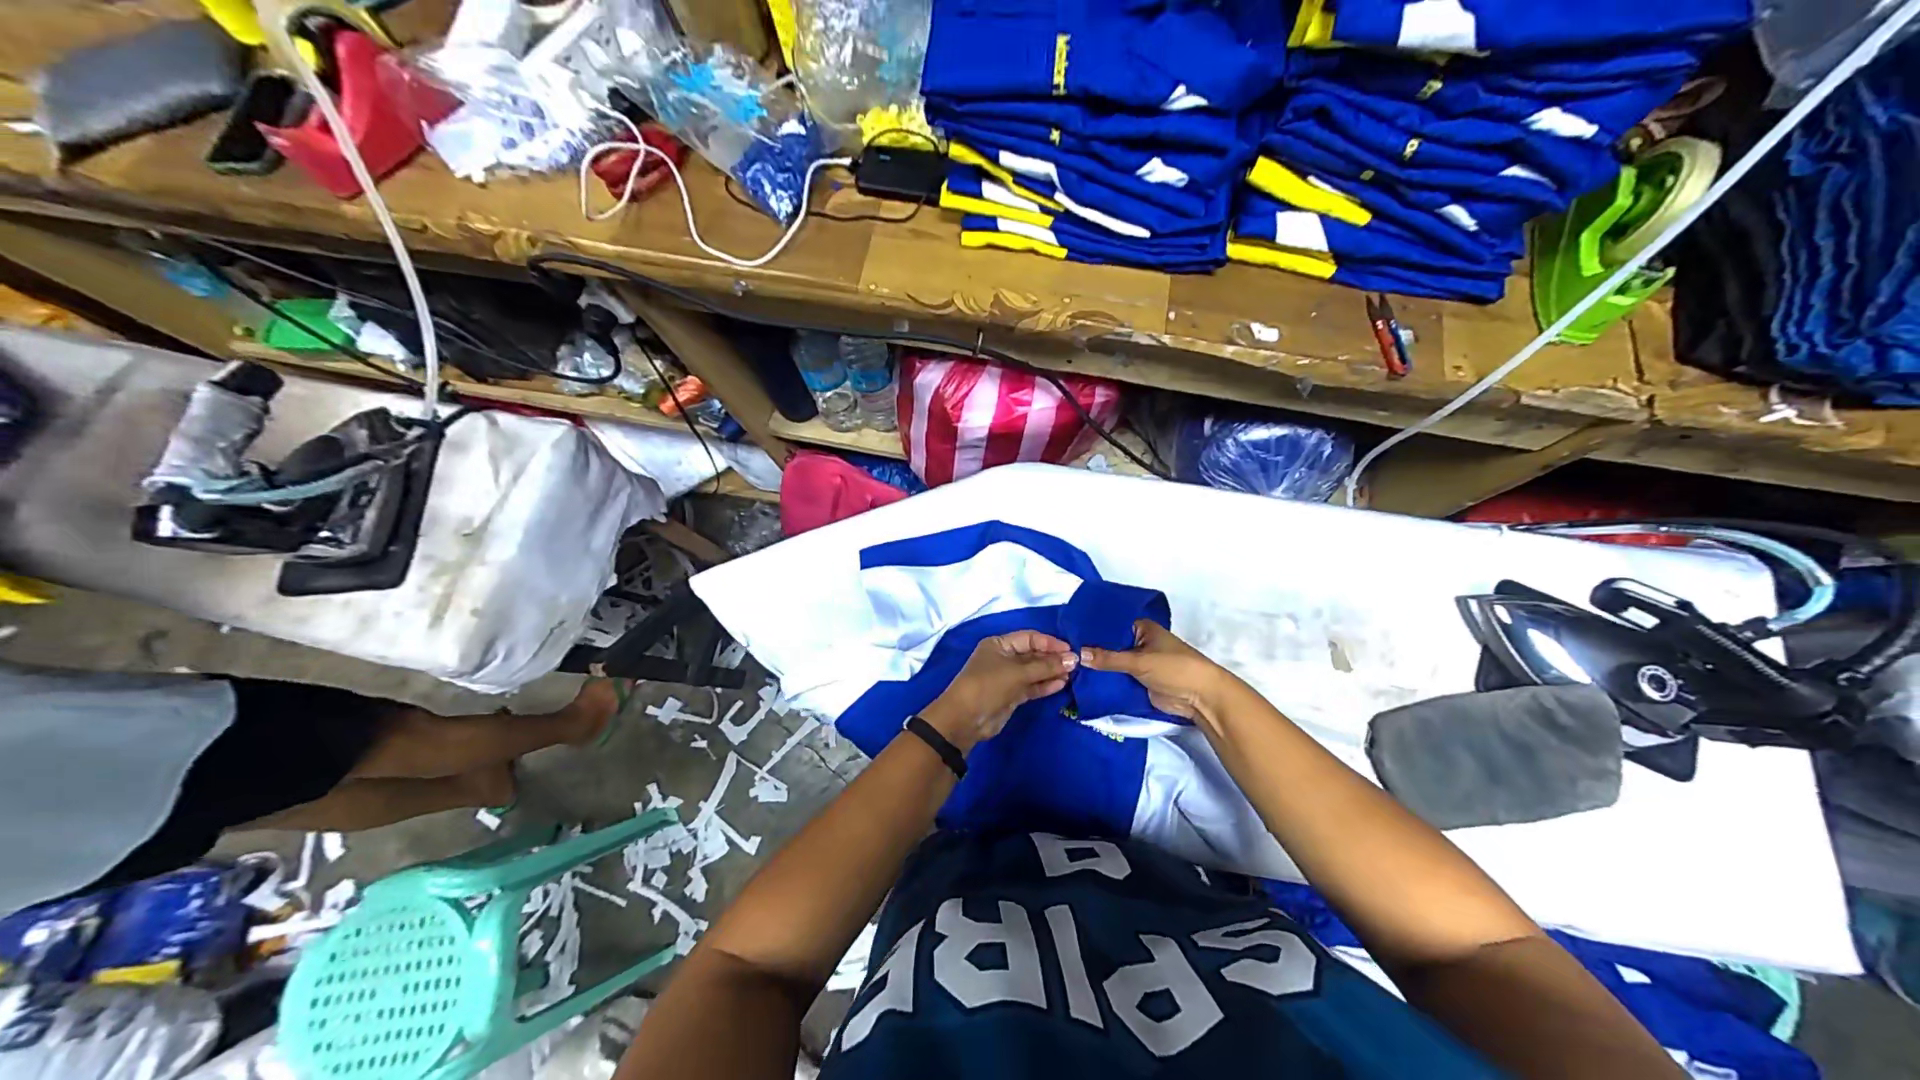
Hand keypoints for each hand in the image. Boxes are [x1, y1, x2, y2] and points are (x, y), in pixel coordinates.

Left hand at [920, 631, 1076, 750]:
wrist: (966, 719)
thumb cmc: (988, 685)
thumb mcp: (1017, 672)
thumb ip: (1045, 666)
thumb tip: (1073, 659)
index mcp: (999, 644)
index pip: (1029, 638)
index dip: (1050, 643)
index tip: (1070, 650)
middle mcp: (1003, 658)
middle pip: (1033, 654)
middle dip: (1053, 658)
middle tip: (1076, 664)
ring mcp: (1008, 677)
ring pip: (1034, 672)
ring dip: (1051, 672)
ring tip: (1072, 674)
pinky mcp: (1012, 695)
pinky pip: (1032, 686)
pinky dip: (1045, 685)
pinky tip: (1061, 684)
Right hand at [1078, 620, 1234, 720]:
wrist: (1200, 697)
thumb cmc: (1175, 668)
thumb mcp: (1139, 661)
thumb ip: (1109, 659)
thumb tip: (1079, 654)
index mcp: (1142, 628)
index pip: (1110, 626)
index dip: (1091, 630)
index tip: (1067, 634)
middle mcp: (1139, 642)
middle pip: (1110, 645)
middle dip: (1092, 651)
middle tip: (1063, 653)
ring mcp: (1139, 662)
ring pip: (1113, 663)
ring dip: (1098, 667)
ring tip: (1068, 667)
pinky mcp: (1139, 681)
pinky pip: (1118, 678)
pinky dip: (1105, 680)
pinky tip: (1083, 681)